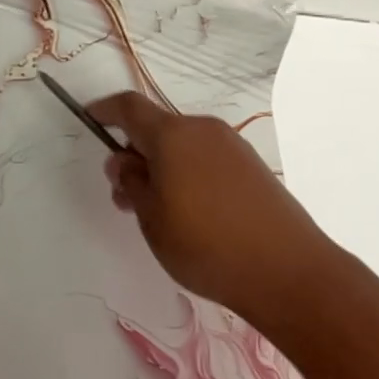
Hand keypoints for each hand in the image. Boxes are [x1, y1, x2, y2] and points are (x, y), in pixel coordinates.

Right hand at [90, 91, 334, 312]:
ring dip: (162, 167)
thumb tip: (125, 160)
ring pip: (182, 146)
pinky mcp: (252, 167)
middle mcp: (202, 129)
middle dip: (134, 153)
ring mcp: (231, 146)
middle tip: (124, 194)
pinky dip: (188, 174)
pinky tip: (191, 214)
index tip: (89, 117)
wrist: (289, 271)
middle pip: (157, 129)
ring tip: (157, 212)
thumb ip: (132, 183)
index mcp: (172, 134)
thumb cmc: (207, 244)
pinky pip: (206, 159)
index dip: (105, 110)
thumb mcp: (152, 219)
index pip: (129, 108)